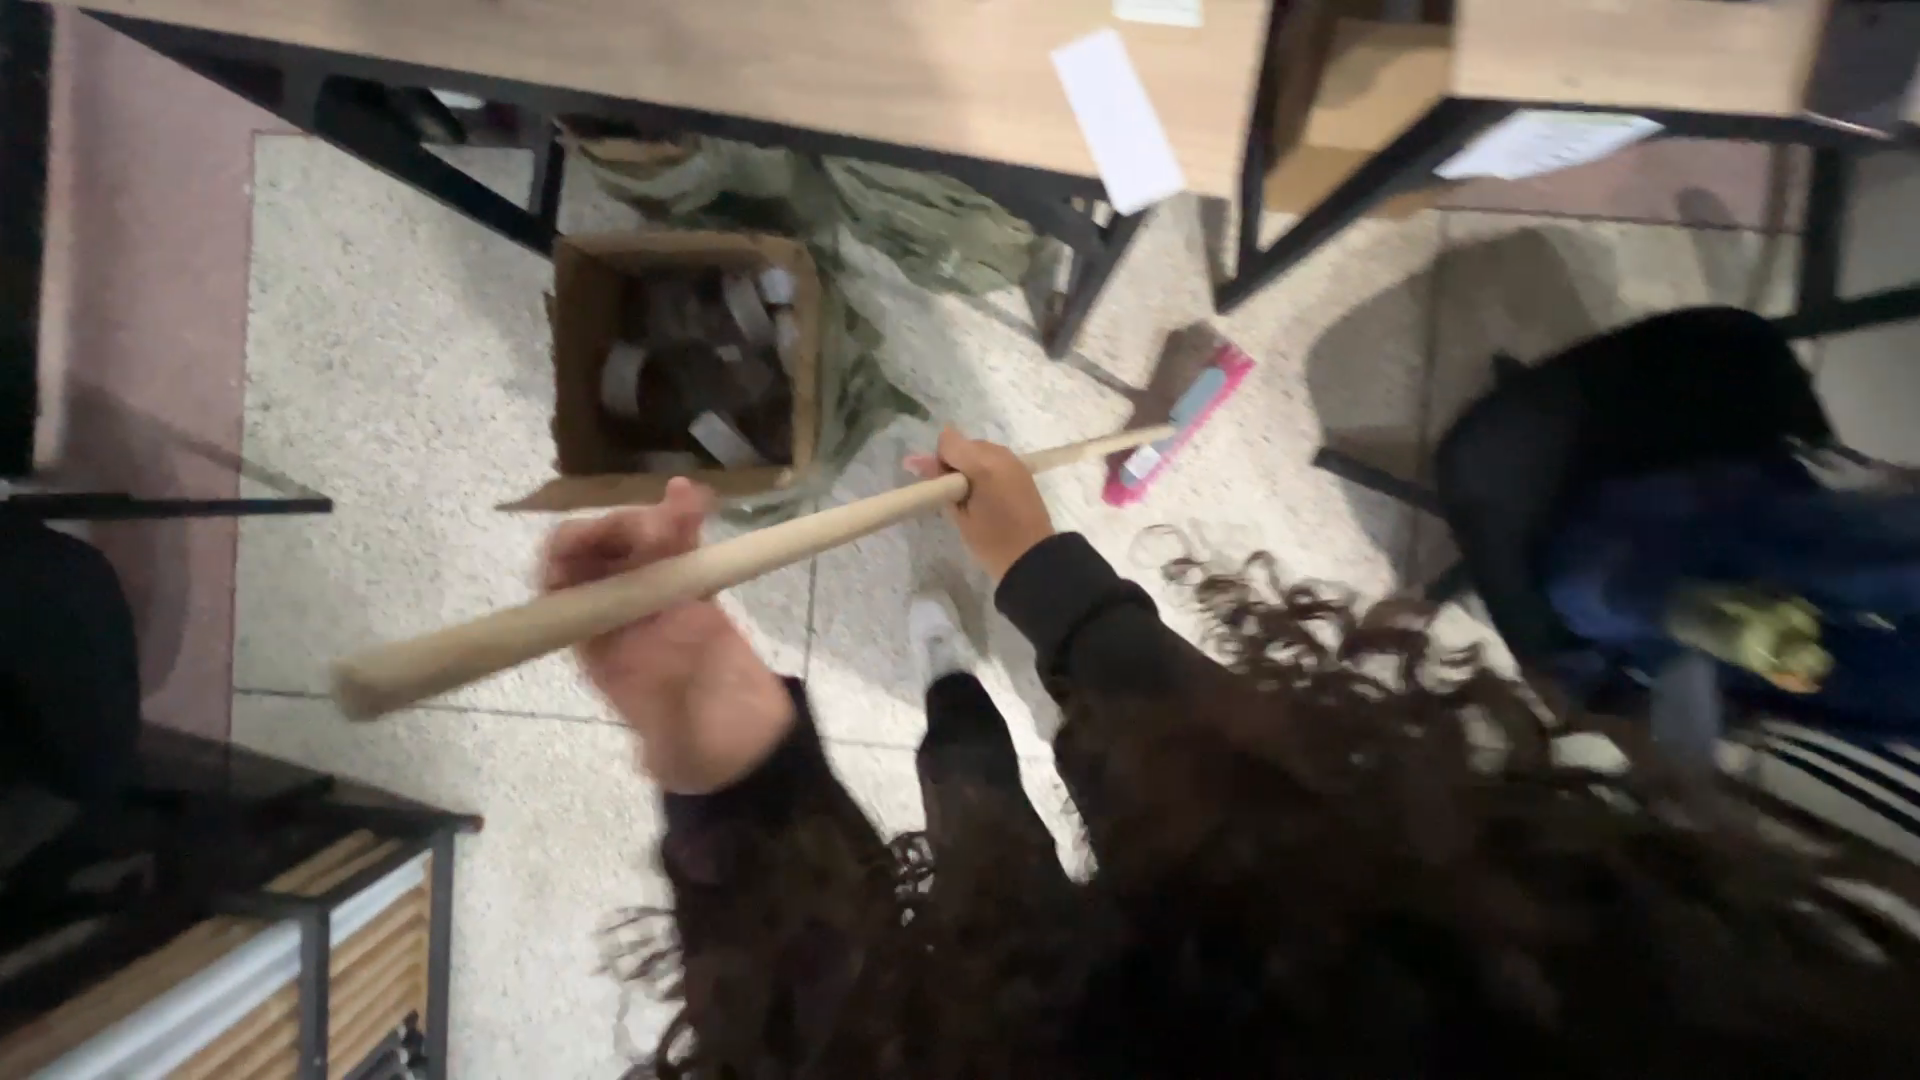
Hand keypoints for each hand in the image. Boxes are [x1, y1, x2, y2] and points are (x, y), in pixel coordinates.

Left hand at [542, 478, 794, 794]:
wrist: (748, 747)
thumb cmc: (700, 750)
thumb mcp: (672, 741)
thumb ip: (663, 696)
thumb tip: (657, 644)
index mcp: (598, 648)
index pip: (563, 590)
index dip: (568, 557)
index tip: (591, 538)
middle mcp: (622, 618)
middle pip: (602, 557)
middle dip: (619, 530)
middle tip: (655, 525)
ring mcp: (662, 601)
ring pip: (647, 546)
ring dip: (659, 517)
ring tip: (685, 500)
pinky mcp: (699, 593)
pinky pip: (688, 551)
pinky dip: (689, 522)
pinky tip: (696, 498)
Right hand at [905, 427, 1054, 580]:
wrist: (1033, 558)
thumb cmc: (991, 541)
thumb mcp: (959, 514)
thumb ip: (939, 483)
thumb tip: (913, 461)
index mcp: (983, 464)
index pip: (947, 442)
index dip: (939, 461)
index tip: (942, 486)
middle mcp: (1000, 454)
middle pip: (965, 444)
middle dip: (954, 464)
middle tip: (954, 496)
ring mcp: (1014, 461)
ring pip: (980, 451)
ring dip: (970, 468)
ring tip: (972, 498)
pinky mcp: (1023, 470)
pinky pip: (995, 461)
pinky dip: (985, 472)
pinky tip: (988, 496)